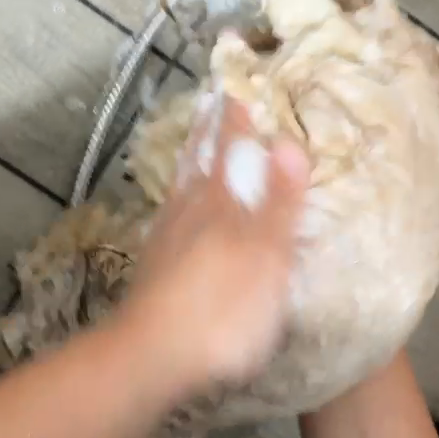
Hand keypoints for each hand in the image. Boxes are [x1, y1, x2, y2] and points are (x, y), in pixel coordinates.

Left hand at [113, 93, 311, 395]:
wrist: (152, 353)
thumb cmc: (222, 309)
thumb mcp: (266, 258)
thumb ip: (277, 203)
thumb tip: (286, 140)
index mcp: (220, 203)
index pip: (229, 148)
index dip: (234, 118)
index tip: (234, 85)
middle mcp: (189, 208)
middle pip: (199, 160)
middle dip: (208, 130)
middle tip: (210, 100)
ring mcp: (167, 234)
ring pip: (181, 183)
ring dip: (191, 158)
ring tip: (194, 142)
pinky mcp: (156, 261)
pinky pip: (171, 210)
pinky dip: (179, 193)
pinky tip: (176, 205)